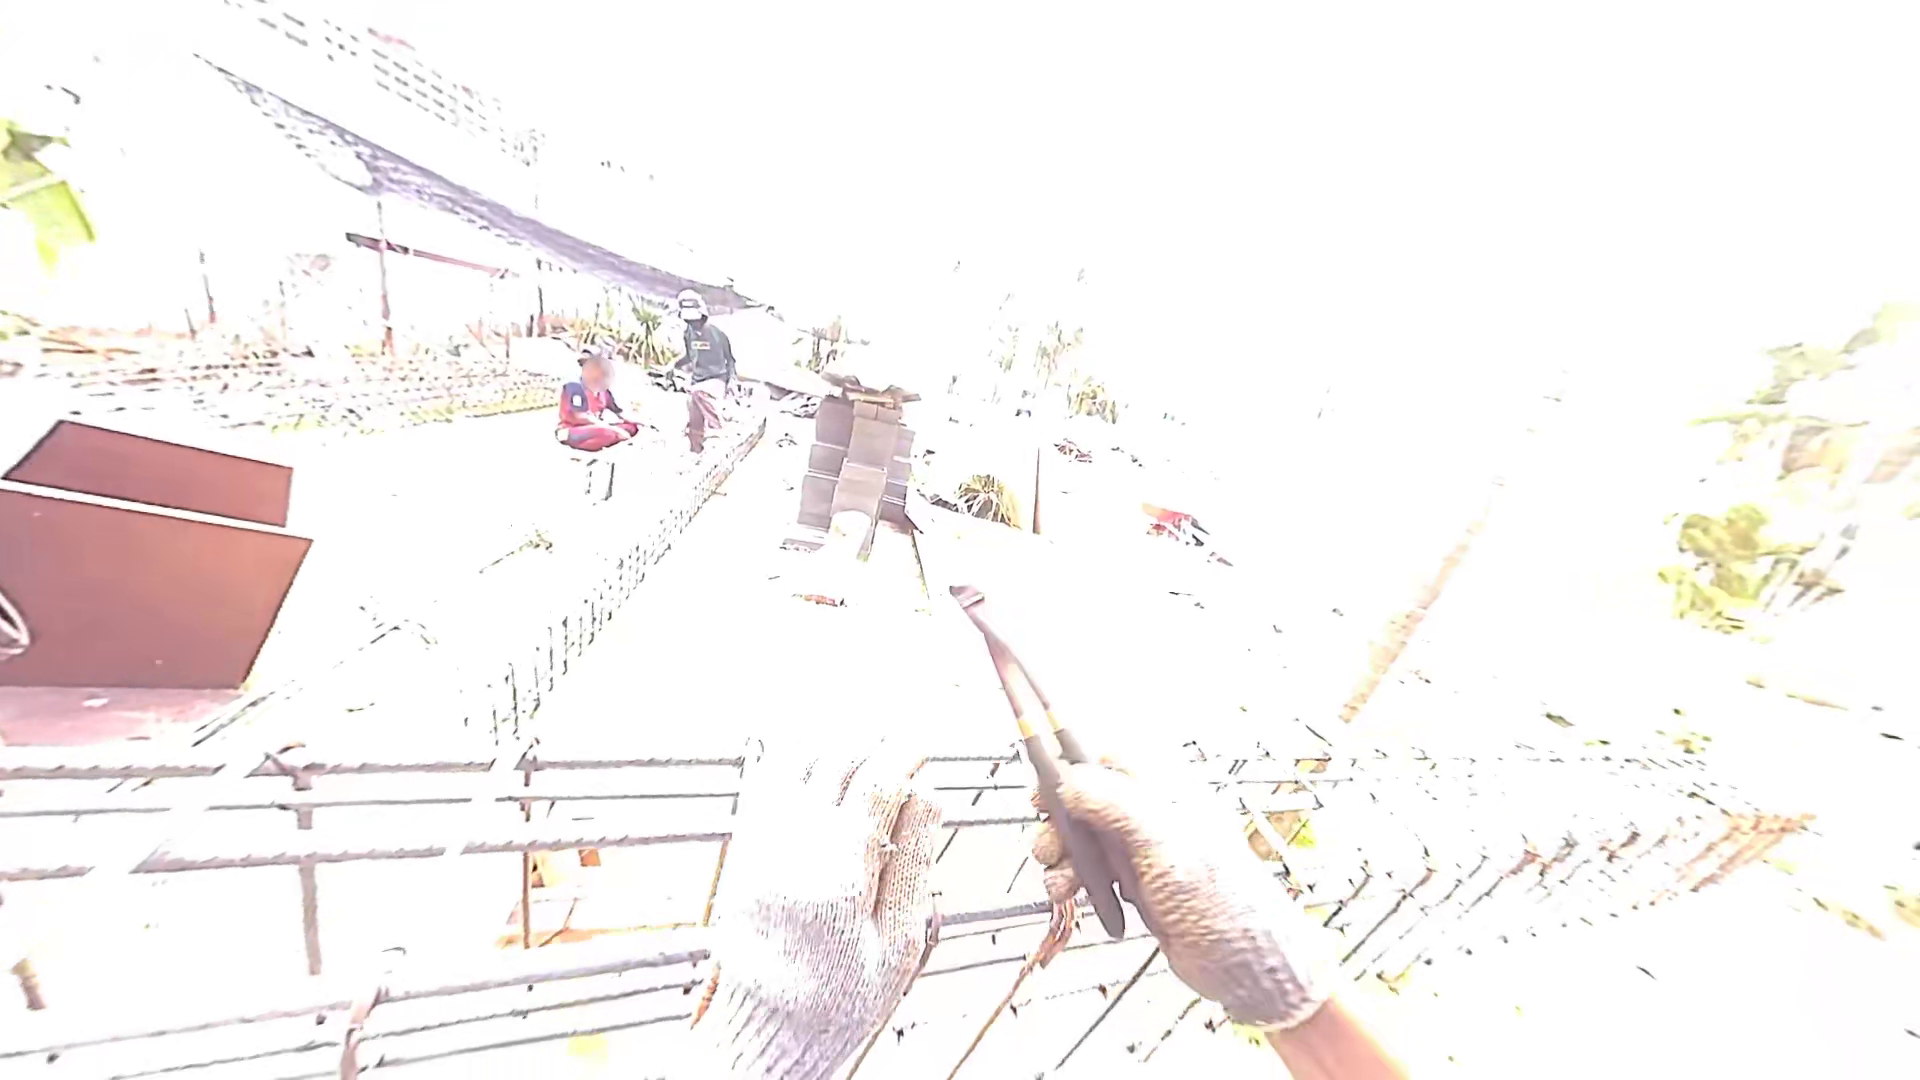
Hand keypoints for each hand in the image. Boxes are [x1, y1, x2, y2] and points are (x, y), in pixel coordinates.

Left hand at [684, 741, 941, 1079]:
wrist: (759, 1033)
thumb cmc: (836, 1000)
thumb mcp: (897, 946)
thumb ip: (914, 861)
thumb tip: (928, 791)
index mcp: (838, 877)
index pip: (877, 784)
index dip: (905, 755)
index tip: (923, 748)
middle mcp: (793, 849)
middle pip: (838, 759)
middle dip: (875, 740)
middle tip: (899, 741)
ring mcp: (762, 844)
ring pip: (801, 758)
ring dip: (838, 741)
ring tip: (867, 742)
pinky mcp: (745, 847)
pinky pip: (769, 778)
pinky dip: (799, 755)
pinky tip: (822, 755)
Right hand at [1029, 758, 1335, 1031]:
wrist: (1250, 970)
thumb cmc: (1221, 898)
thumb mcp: (1163, 842)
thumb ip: (1113, 804)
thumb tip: (1067, 780)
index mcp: (1162, 788)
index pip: (1106, 761)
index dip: (1070, 772)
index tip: (1043, 792)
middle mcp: (1149, 811)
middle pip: (1087, 800)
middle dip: (1060, 823)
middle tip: (1045, 844)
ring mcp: (1142, 847)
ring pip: (1085, 837)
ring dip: (1063, 855)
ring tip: (1056, 878)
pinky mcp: (1136, 879)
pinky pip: (1092, 869)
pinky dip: (1074, 879)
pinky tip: (1068, 893)